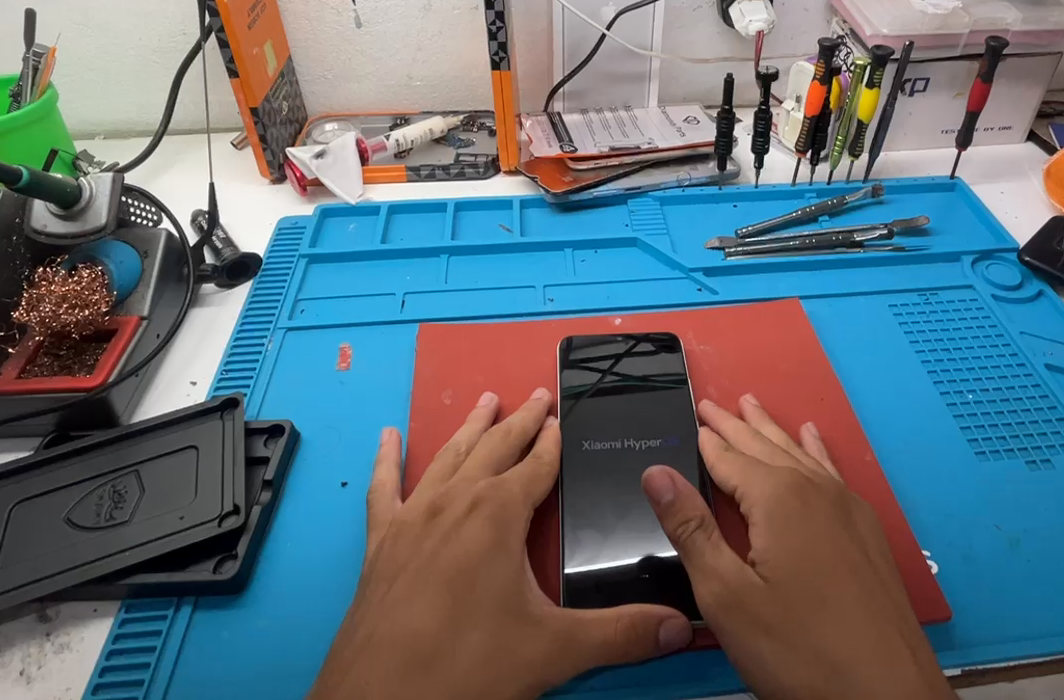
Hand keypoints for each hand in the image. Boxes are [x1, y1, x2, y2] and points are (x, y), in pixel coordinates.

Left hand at [308, 388, 693, 699]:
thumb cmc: (469, 668)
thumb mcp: (553, 650)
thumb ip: (620, 633)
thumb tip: (682, 625)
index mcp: (500, 512)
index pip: (537, 465)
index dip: (552, 440)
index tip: (561, 415)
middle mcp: (458, 499)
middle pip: (497, 447)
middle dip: (521, 420)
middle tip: (536, 395)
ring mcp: (415, 515)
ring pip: (450, 456)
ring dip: (471, 427)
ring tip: (485, 401)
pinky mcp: (382, 539)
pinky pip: (384, 487)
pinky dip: (387, 459)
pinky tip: (388, 437)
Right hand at [642, 395, 953, 699]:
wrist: (889, 698)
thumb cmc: (798, 650)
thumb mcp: (728, 596)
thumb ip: (690, 528)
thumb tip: (656, 472)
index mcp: (777, 498)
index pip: (728, 458)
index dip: (707, 440)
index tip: (692, 414)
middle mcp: (813, 489)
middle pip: (763, 447)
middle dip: (734, 425)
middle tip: (711, 403)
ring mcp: (846, 508)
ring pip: (798, 453)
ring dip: (770, 429)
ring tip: (751, 403)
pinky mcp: (867, 530)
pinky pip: (832, 471)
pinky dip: (815, 449)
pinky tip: (812, 437)